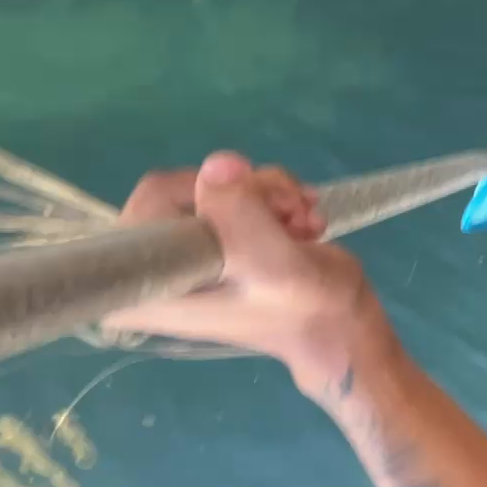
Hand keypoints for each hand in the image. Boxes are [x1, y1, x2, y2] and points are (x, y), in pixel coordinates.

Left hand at [105, 152, 395, 403]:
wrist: (341, 326)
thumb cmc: (307, 307)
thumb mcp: (274, 264)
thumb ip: (241, 214)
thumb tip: (219, 160)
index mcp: (145, 280)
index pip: (156, 199)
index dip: (217, 194)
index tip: (267, 214)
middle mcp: (156, 262)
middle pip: (194, 188)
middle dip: (254, 194)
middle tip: (294, 216)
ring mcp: (191, 250)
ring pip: (226, 186)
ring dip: (276, 197)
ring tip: (305, 223)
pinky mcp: (222, 241)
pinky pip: (243, 195)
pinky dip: (282, 201)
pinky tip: (306, 224)